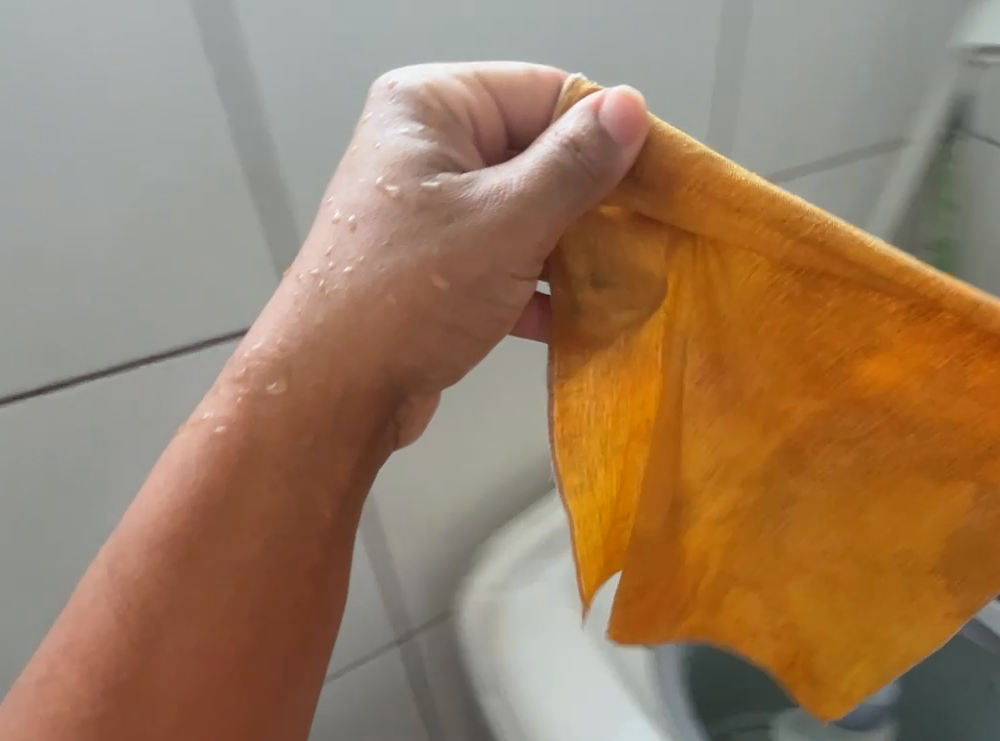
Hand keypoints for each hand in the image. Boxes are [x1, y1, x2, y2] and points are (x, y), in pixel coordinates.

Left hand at [234, 63, 648, 446]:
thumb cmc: (407, 295)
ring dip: (576, 249)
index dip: (606, 131)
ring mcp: (438, 213)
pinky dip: (545, 287)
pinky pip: (512, 260)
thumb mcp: (506, 222)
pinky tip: (582, 315)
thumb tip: (628, 108)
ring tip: (625, 274)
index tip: (659, 175)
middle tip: (649, 231)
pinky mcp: (446, 267)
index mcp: (434, 110)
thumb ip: (573, 166)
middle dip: (595, 199)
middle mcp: (432, 150)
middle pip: (539, 155)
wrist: (340, 389)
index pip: (544, 93)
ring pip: (530, 214)